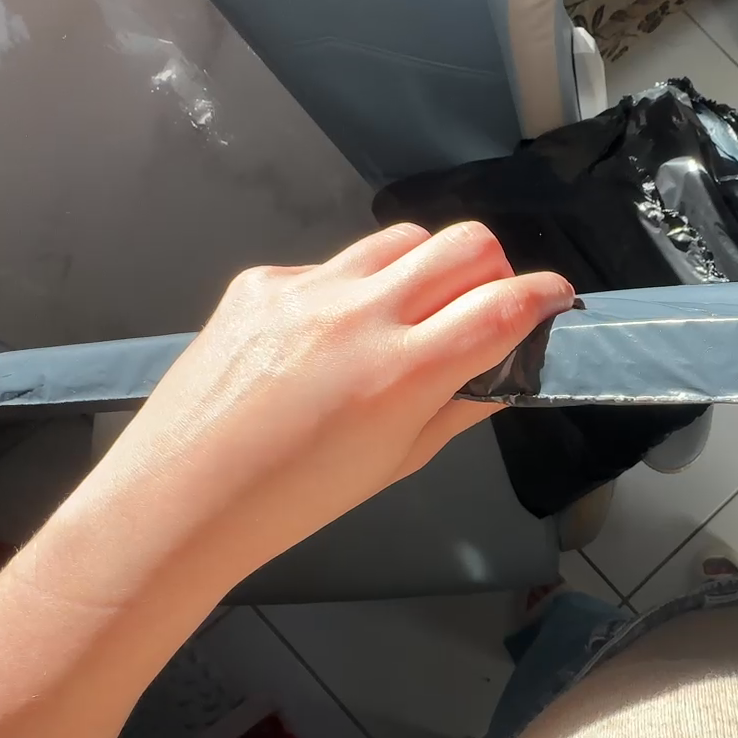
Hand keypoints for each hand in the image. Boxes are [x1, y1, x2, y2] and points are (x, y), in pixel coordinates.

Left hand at [55, 222, 572, 594]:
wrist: (179, 499)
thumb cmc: (303, 498)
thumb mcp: (405, 459)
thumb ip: (464, 403)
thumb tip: (505, 369)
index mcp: (405, 373)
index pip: (504, 307)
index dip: (546, 295)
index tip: (558, 297)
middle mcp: (361, 315)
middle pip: (466, 244)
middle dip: (498, 268)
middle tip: (488, 305)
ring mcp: (306, 288)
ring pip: (406, 238)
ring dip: (434, 266)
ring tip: (418, 308)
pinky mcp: (262, 280)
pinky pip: (339, 262)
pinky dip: (364, 286)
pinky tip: (338, 331)